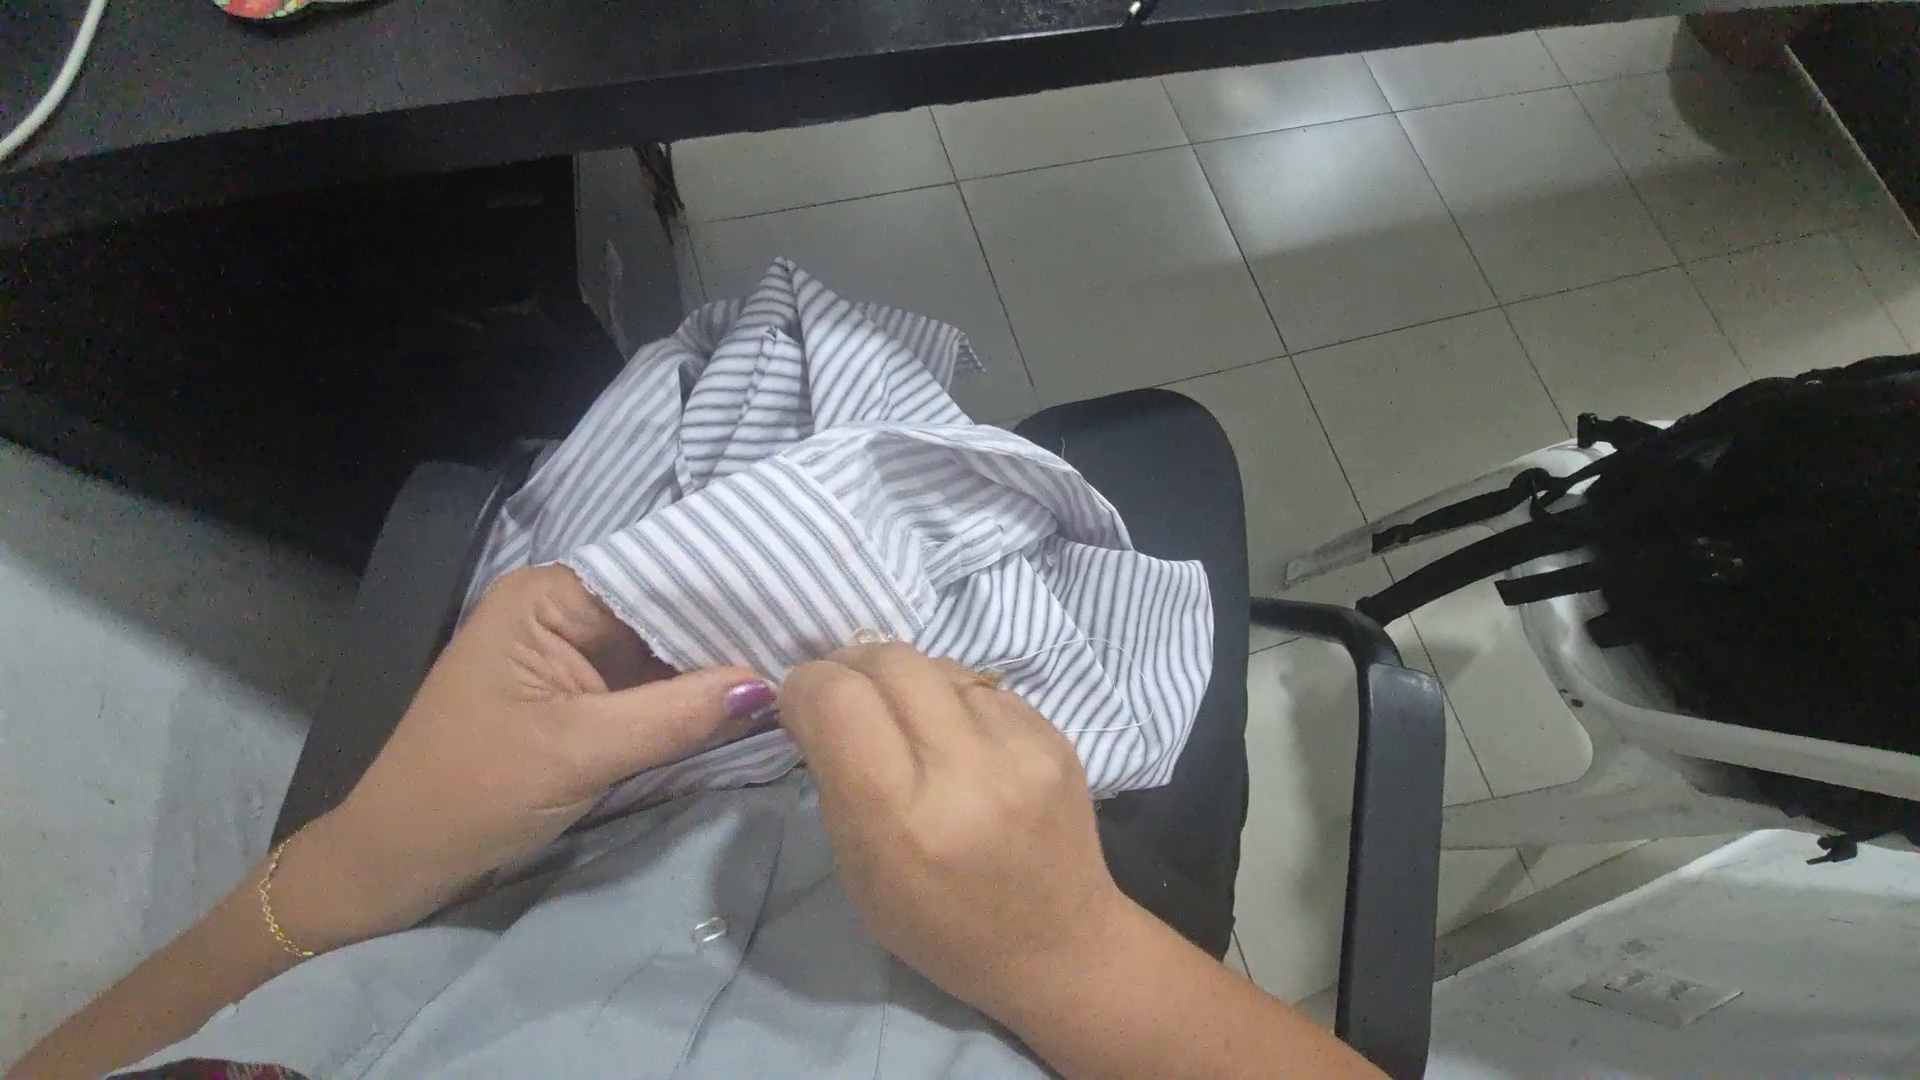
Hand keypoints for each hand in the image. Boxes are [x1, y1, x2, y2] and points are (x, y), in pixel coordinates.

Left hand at [290, 565, 773, 946]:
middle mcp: (567, 611)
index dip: (723, 591)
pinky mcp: (592, 693)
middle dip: (728, 628)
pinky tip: (752, 693)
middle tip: (805, 635)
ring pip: (668, 648)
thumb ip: (676, 715)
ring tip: (792, 659)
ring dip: (720, 663)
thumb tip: (770, 686)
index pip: (655, 576)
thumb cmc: (467, 793)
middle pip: (667, 609)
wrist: (398, 866)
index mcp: (548, 597)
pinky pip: (659, 682)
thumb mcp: (577, 752)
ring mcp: (581, 653)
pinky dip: (699, 693)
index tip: (792, 603)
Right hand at [778, 642, 1129, 1019]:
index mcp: (902, 816)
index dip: (807, 685)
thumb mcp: (859, 869)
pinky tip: (957, 734)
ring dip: (904, 679)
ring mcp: (1019, 745)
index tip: (802, 700)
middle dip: (851, 663)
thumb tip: (817, 700)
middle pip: (890, 660)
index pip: (839, 698)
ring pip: (937, 664)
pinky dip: (953, 698)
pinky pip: (982, 686)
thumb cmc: (939, 924)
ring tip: (903, 714)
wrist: (1056, 942)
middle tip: (844, 690)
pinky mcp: (1053, 733)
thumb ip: (834, 777)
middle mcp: (964, 769)